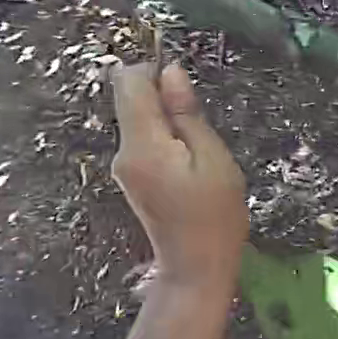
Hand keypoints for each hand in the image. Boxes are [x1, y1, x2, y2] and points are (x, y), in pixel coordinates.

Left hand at [110, 62, 247, 290]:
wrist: (197, 267)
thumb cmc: (215, 214)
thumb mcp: (212, 158)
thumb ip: (187, 114)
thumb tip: (171, 72)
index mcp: (142, 144)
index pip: (129, 83)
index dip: (155, 71)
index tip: (186, 88)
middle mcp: (122, 151)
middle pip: (130, 99)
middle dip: (163, 96)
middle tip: (199, 122)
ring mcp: (124, 165)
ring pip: (138, 118)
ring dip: (167, 118)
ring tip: (199, 146)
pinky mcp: (132, 176)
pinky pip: (143, 138)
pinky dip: (164, 135)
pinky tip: (189, 159)